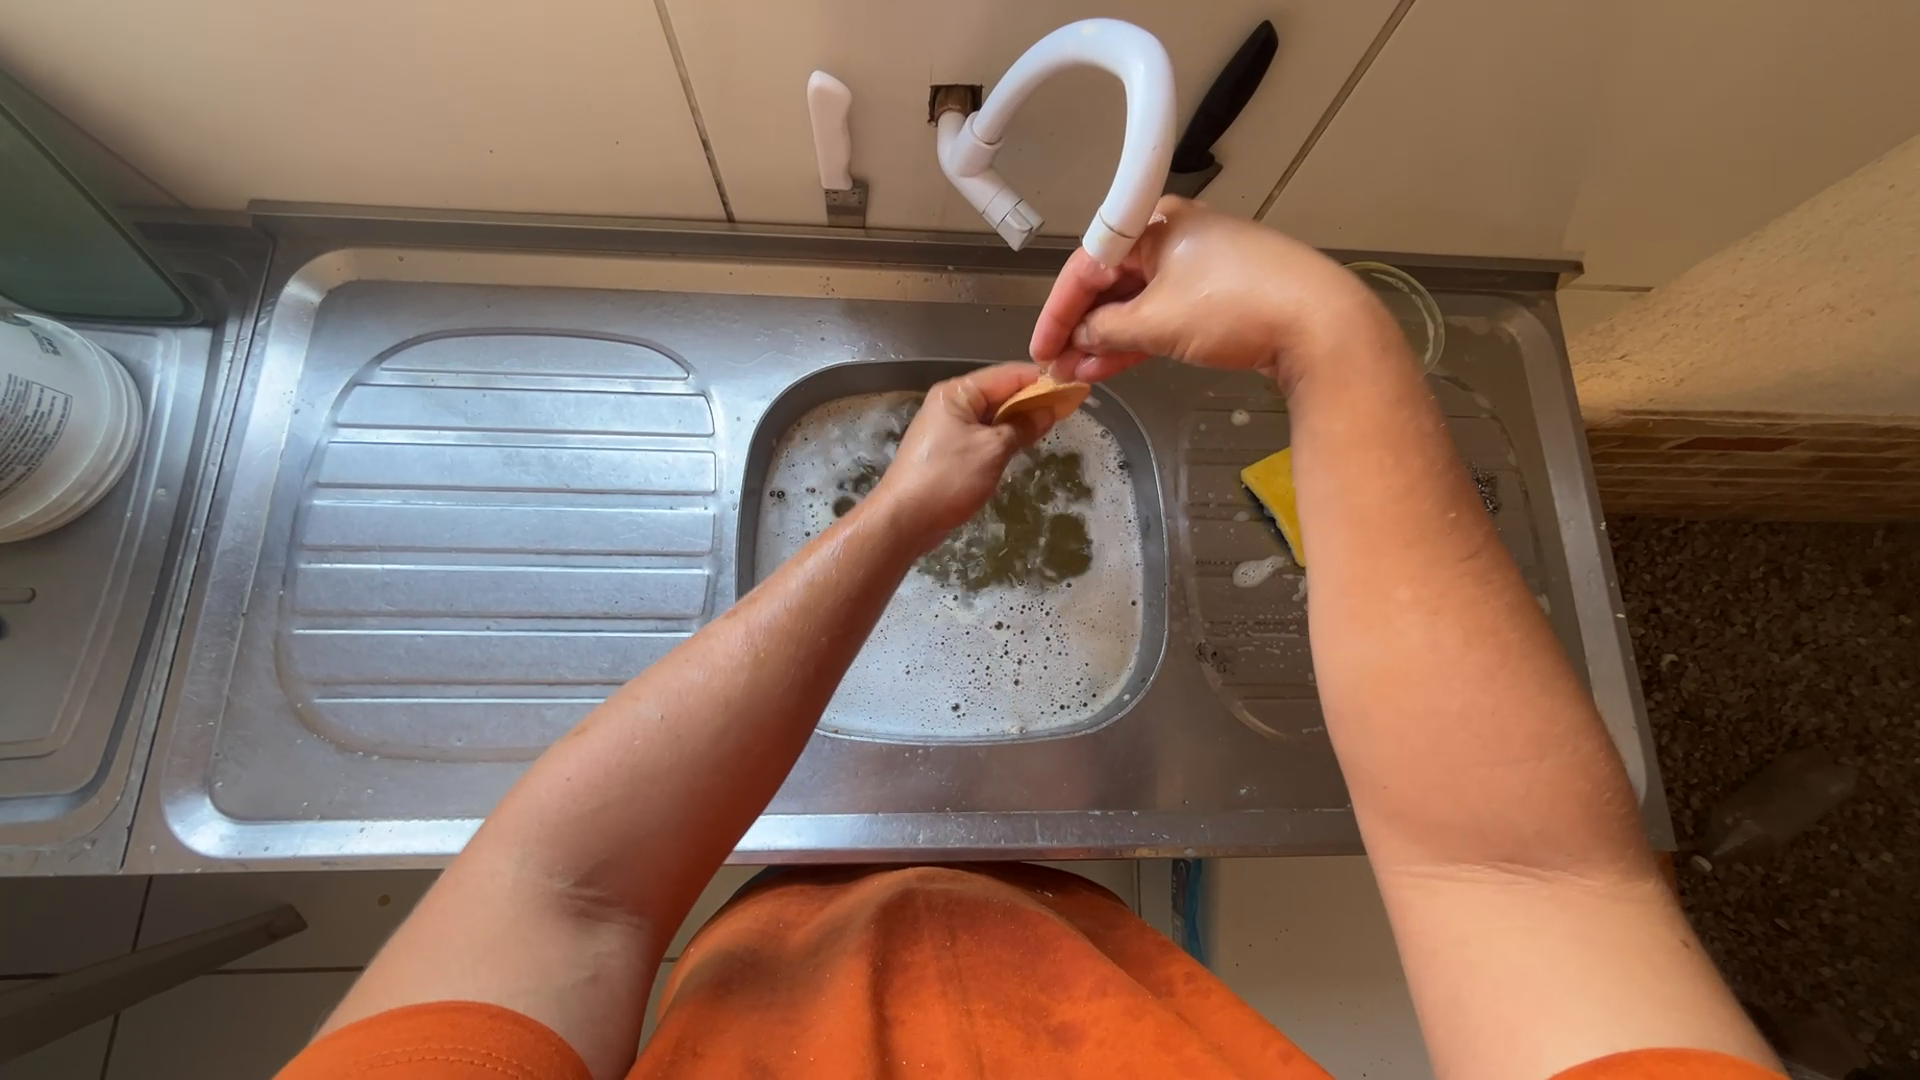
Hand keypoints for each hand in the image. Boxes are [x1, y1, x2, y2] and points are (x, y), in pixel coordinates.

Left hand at [871, 364, 1051, 547]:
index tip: (1073, 391)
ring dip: (1018, 422)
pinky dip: (1003, 439)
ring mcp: (947, 428)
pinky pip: (983, 436)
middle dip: (1031, 402)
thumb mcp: (993, 450)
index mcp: (958, 392)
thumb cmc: (948, 478)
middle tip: (1066, 414)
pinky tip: (1022, 448)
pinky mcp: (948, 451)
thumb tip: (1049, 411)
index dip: (1041, 381)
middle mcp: (951, 403)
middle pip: (1000, 393)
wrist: (904, 519)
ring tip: (1050, 430)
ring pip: (992, 417)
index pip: (1009, 374)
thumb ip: (1022, 427)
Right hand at [1029, 196, 1394, 386]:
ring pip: (1135, 305)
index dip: (1059, 311)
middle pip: (1111, 284)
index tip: (1041, 347)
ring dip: (1105, 341)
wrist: (1319, 324)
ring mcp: (1197, 268)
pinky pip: (1161, 317)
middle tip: (1057, 364)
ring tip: (1078, 376)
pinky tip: (1110, 368)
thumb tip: (1079, 339)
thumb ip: (1106, 330)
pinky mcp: (1215, 297)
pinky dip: (1136, 342)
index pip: (1088, 266)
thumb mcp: (1157, 322)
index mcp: (1156, 225)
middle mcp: (1174, 238)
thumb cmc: (1236, 306)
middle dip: (1081, 329)